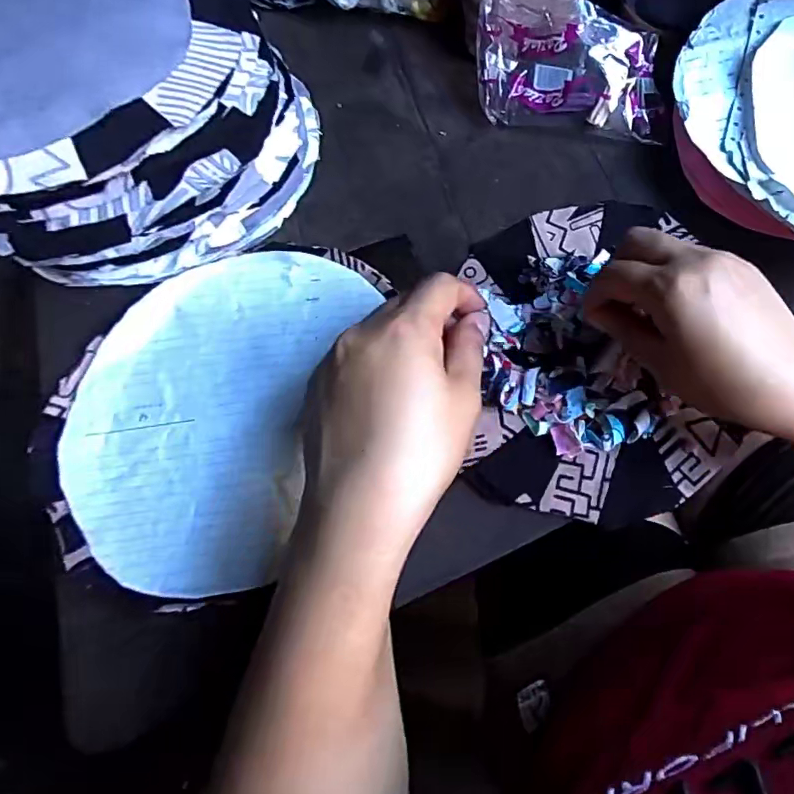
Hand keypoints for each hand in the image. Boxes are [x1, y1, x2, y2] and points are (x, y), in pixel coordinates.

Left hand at [304, 274, 488, 532]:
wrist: (358, 509)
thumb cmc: (424, 450)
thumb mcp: (465, 397)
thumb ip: (469, 347)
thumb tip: (469, 321)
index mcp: (403, 329)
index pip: (438, 285)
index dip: (465, 293)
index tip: (478, 319)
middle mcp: (361, 332)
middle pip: (406, 302)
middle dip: (436, 315)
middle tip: (456, 351)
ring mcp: (331, 358)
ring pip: (378, 327)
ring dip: (406, 336)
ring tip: (422, 378)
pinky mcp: (314, 385)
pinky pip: (355, 353)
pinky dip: (379, 357)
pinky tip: (389, 398)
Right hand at [582, 228, 793, 443]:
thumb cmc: (724, 384)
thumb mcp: (664, 365)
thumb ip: (626, 330)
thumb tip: (604, 311)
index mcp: (669, 286)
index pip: (614, 274)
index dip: (594, 294)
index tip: (593, 316)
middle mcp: (693, 258)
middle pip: (636, 240)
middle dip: (617, 266)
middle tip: (619, 302)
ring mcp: (721, 256)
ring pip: (667, 244)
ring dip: (648, 266)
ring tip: (653, 307)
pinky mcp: (741, 264)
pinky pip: (695, 255)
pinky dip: (677, 271)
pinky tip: (688, 306)